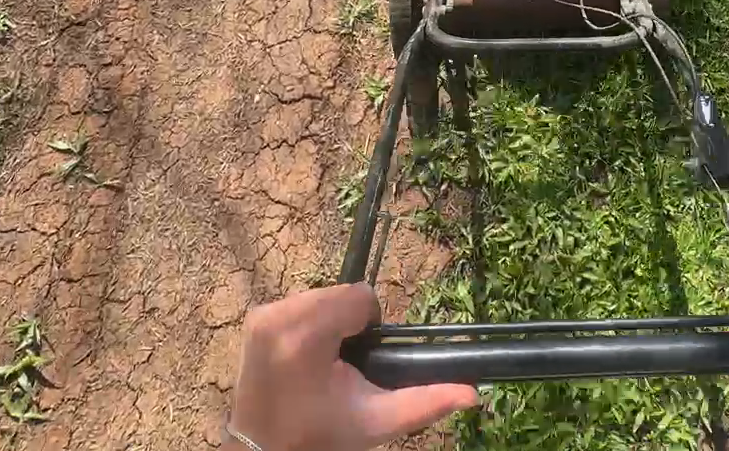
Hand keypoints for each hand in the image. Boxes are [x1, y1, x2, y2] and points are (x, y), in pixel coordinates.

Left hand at [225, 283, 477, 450]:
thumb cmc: (319, 438)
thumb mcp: (373, 423)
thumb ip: (424, 402)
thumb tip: (473, 394)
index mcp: (305, 338)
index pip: (359, 297)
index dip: (366, 327)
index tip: (355, 361)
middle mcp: (279, 317)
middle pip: (341, 292)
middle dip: (347, 323)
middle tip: (339, 366)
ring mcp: (262, 315)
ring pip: (323, 293)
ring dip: (330, 320)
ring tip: (322, 363)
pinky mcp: (254, 318)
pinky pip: (300, 301)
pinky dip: (309, 321)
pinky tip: (303, 357)